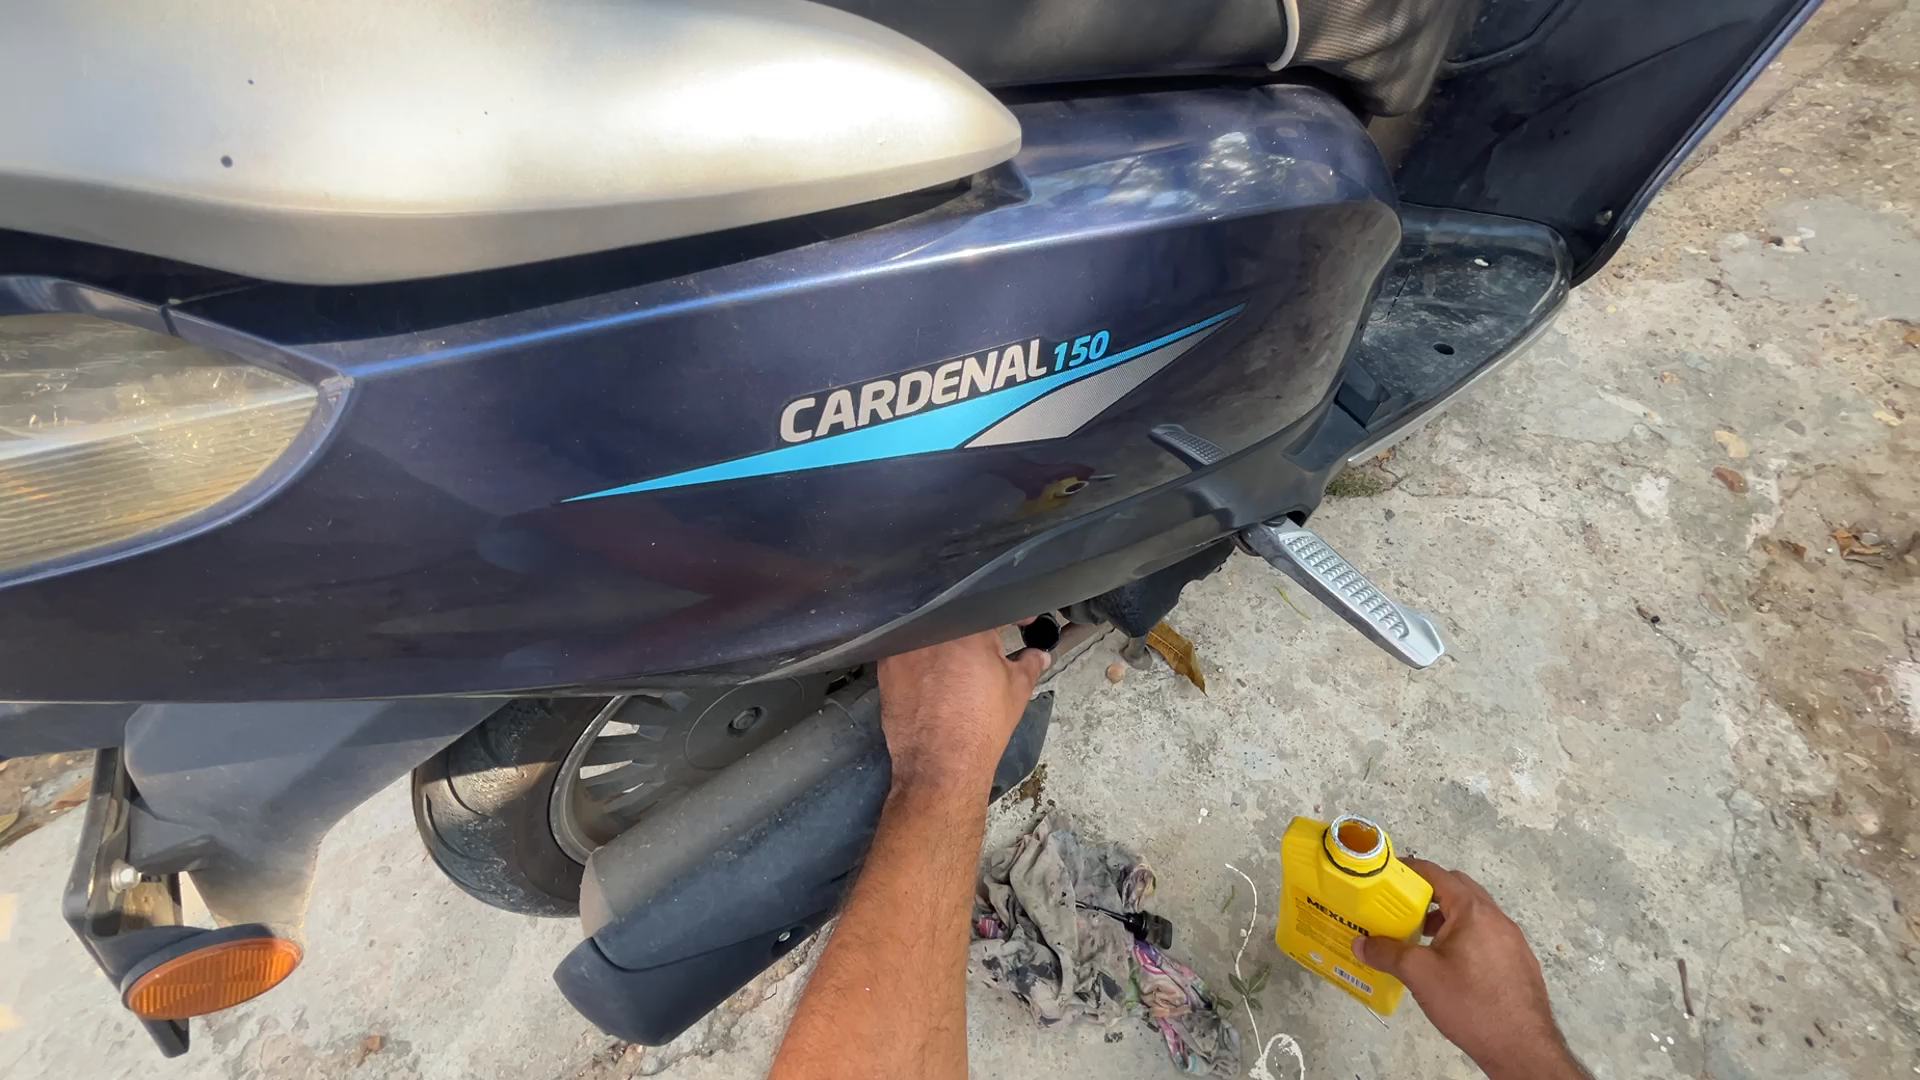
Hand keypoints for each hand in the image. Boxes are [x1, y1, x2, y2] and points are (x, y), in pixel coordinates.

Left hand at [876, 627, 1049, 795]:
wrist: (941, 763)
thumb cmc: (981, 725)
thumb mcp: (1017, 690)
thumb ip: (1030, 663)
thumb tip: (1040, 655)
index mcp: (970, 628)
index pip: (998, 611)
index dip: (1016, 616)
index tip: (1023, 623)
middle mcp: (934, 629)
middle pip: (959, 616)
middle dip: (978, 628)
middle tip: (990, 647)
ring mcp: (906, 645)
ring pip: (931, 630)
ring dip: (947, 640)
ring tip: (959, 663)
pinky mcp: (886, 664)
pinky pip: (906, 648)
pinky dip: (921, 655)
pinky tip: (931, 674)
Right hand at [1352, 859, 1588, 1079]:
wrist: (1526, 1055)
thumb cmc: (1470, 1004)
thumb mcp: (1418, 975)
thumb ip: (1385, 952)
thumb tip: (1359, 944)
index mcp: (1474, 912)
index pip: (1438, 873)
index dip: (1409, 870)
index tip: (1386, 876)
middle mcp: (1498, 920)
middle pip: (1459, 888)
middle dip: (1429, 891)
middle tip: (1402, 905)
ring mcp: (1514, 943)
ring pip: (1474, 914)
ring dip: (1447, 915)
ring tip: (1423, 937)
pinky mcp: (1521, 965)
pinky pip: (1487, 935)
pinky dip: (1464, 936)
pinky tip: (1450, 964)